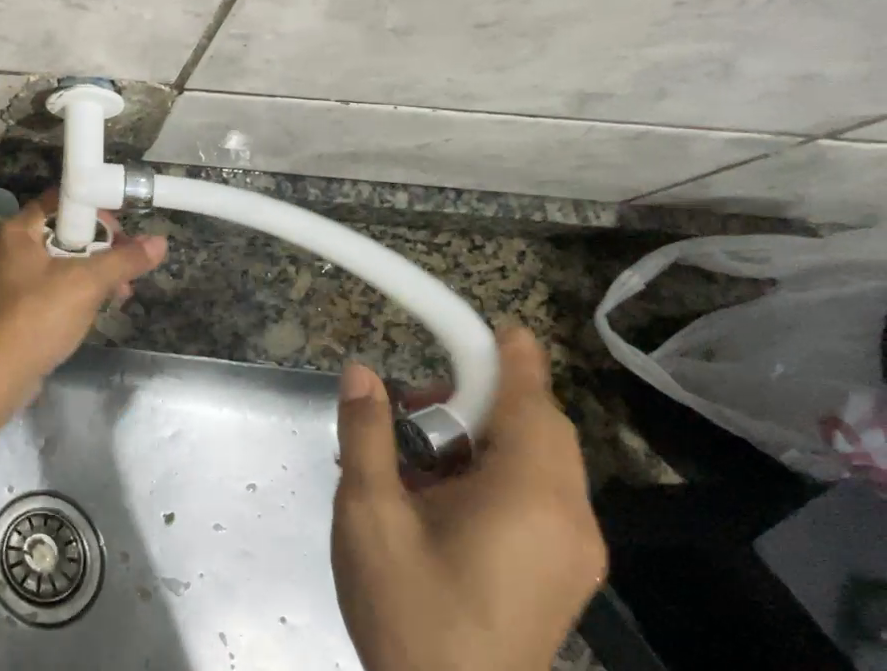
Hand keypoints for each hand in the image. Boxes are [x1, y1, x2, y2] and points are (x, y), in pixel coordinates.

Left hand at [0, 190, 167, 382]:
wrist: (2, 372)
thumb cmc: (40, 316)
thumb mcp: (88, 283)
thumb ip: (124, 260)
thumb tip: (159, 243)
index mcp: (16, 231)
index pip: (58, 201)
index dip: (93, 209)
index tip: (122, 230)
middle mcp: (9, 248)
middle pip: (63, 233)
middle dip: (100, 248)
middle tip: (127, 266)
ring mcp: (11, 278)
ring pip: (62, 262)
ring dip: (94, 273)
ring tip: (122, 292)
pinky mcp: (17, 304)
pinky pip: (54, 286)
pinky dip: (78, 291)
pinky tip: (101, 307)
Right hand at [331, 327, 606, 670]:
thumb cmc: (409, 608)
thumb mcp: (369, 515)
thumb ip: (367, 436)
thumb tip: (361, 372)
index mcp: (529, 499)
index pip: (533, 407)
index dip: (516, 362)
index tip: (502, 327)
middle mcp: (570, 521)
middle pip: (540, 434)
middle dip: (479, 403)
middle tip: (411, 405)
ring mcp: (573, 554)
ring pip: (538, 469)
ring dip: (481, 442)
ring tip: (411, 456)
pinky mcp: (561, 577)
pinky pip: (537, 502)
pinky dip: (492, 478)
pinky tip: (435, 497)